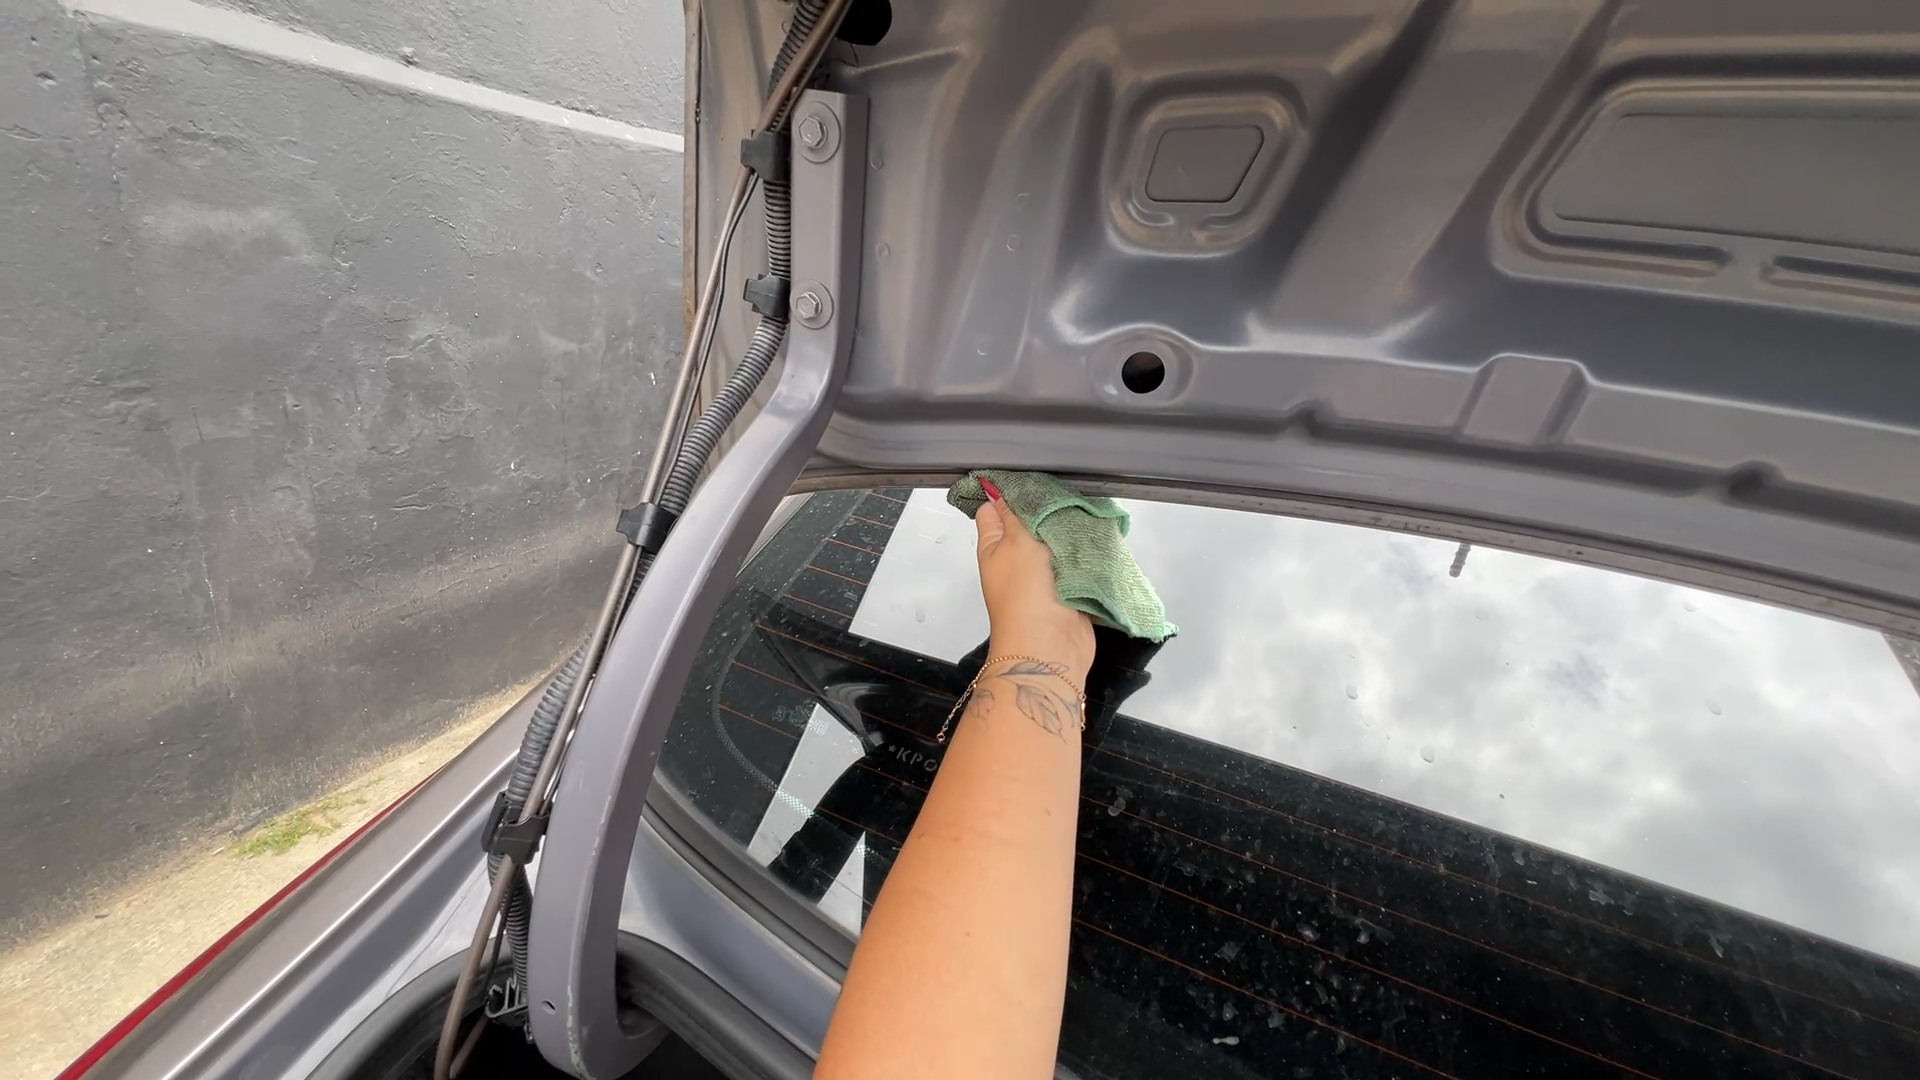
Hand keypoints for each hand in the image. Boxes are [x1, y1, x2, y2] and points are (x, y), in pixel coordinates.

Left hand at [974, 485, 1095, 684]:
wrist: (1050, 646)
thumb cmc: (1025, 592)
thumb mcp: (1015, 542)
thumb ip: (1013, 513)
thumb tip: (996, 490)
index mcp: (994, 546)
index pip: (993, 510)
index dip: (1004, 492)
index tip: (1026, 474)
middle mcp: (1016, 558)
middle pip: (1030, 523)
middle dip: (1046, 508)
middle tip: (1066, 489)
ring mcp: (1043, 574)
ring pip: (1057, 540)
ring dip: (1069, 529)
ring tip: (1085, 509)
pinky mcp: (1068, 586)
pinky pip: (1077, 561)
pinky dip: (1085, 550)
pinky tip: (1097, 533)